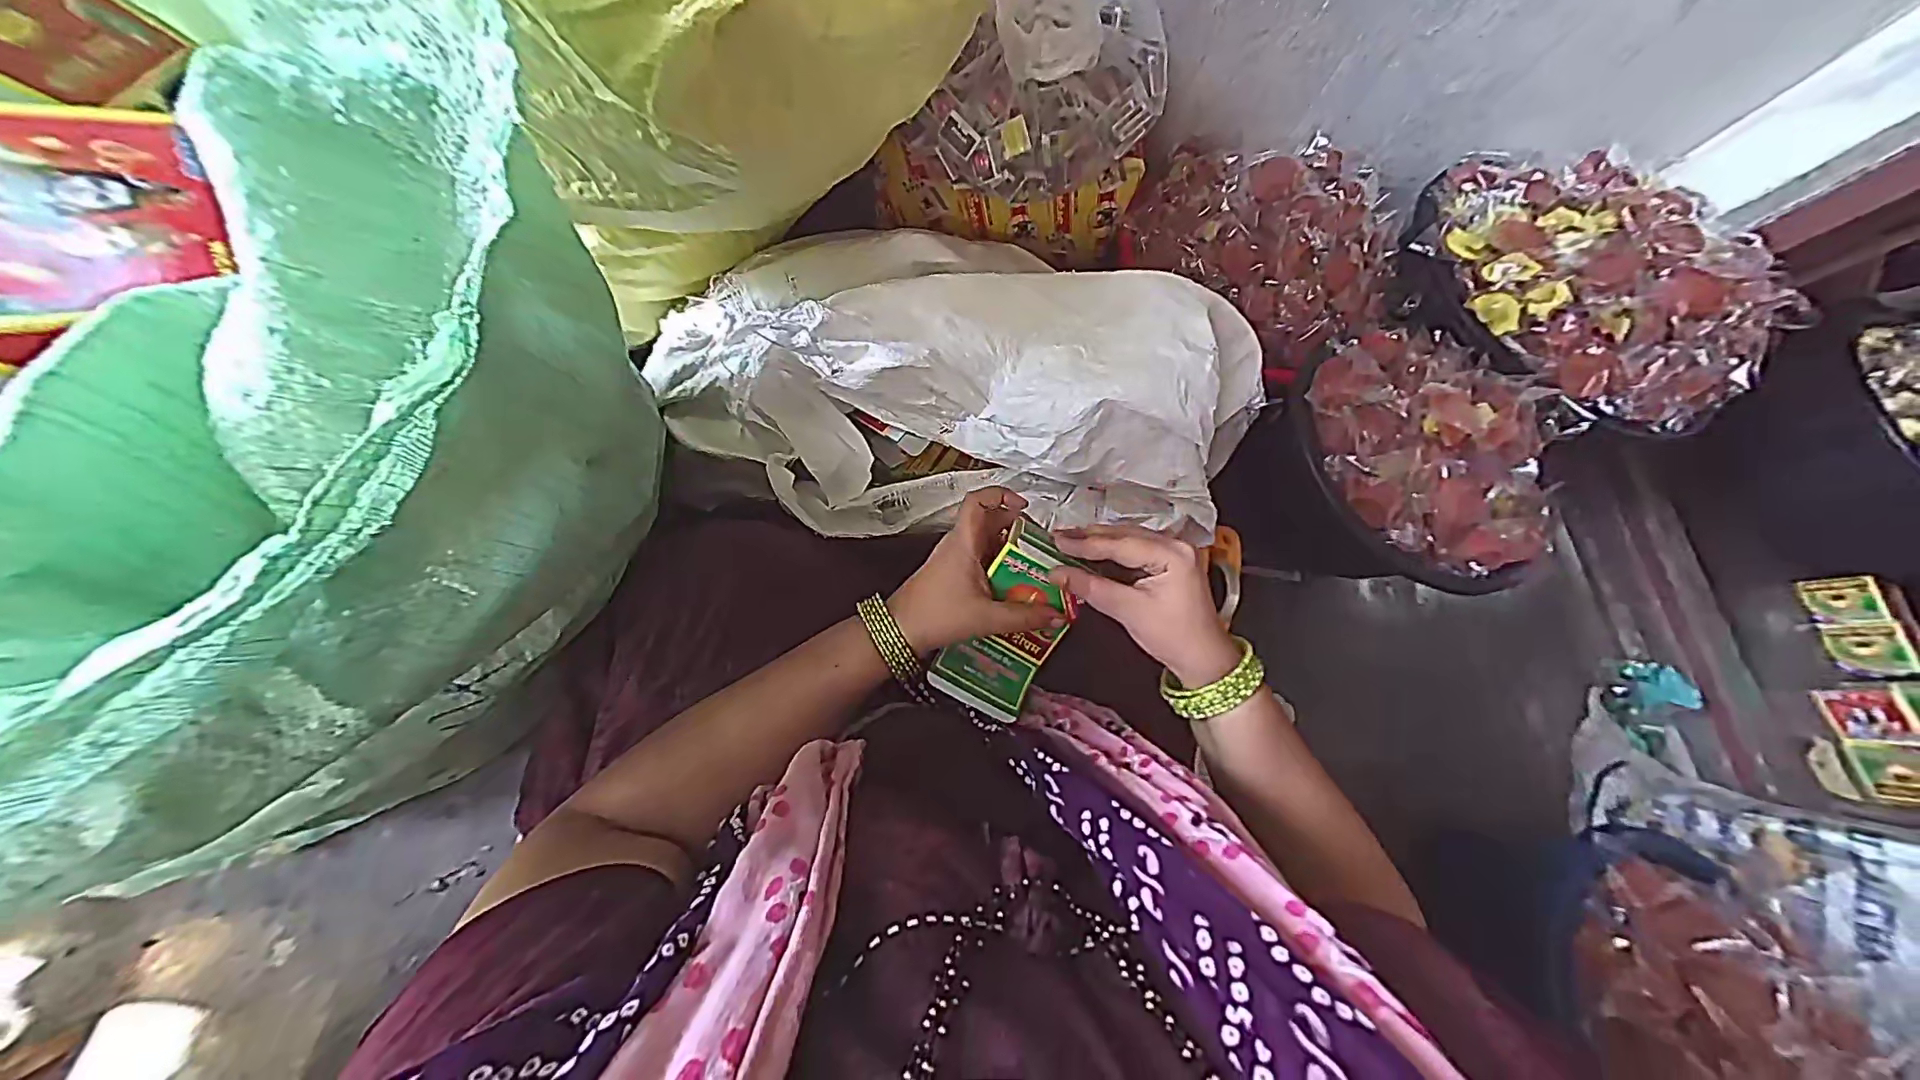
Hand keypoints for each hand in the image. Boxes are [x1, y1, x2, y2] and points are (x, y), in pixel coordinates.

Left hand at [888, 487, 1065, 652]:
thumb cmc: (935, 615)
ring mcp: (956, 558)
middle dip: (1017, 529)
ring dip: (1010, 551)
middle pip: (991, 521)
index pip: (978, 501)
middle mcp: (959, 545)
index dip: (1002, 495)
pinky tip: (1014, 587)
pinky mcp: (954, 573)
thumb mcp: (987, 617)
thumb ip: (1024, 617)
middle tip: (1040, 546)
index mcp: (964, 542)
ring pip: (988, 542)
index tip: (1024, 507)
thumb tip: (1056, 616)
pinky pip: (982, 560)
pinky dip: (1000, 567)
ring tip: (1033, 568)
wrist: (901, 631)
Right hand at [1048, 524, 1239, 687]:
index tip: (1056, 541)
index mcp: (1171, 553)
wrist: (1203, 659)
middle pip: (1124, 535)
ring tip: (1069, 542)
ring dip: (1099, 542)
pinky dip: (1112, 552)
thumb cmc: (1172, 636)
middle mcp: (1175, 544)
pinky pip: (1135, 550)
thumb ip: (1091, 588)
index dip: (1084, 543)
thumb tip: (1057, 573)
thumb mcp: (1128, 611)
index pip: (1119, 543)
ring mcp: (1174, 552)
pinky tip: (1092, 553)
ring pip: (1128, 539)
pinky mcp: (1170, 562)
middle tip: (1057, 537)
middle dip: (1089, 537)